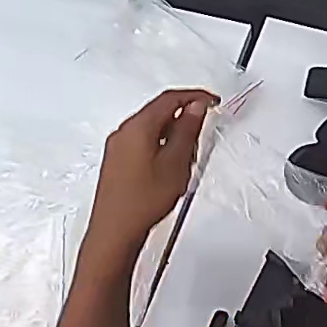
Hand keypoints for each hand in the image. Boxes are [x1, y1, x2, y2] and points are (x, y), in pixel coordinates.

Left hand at [86, 89, 218, 257]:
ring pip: (151, 126)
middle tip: (204, 120)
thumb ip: (188, 129)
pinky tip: (172, 161)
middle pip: (158, 110)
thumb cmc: (141, 201)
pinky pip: (142, 140)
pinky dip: (161, 142)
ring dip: (173, 129)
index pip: (169, 99)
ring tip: (190, 148)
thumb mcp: (177, 161)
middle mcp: (123, 132)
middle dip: (184, 112)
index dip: (194, 96)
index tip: (211, 100)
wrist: (116, 230)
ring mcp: (118, 147)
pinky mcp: (117, 161)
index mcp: (138, 127)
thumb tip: (195, 108)